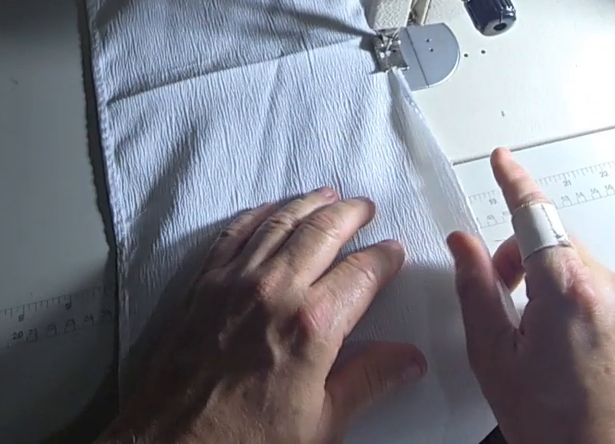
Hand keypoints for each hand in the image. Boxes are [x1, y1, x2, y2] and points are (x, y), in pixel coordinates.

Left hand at [102, 187, 425, 443]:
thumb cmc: (247, 443)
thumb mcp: (320, 424)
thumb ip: (367, 381)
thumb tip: (409, 359)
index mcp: (312, 325)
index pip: (361, 273)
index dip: (383, 259)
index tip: (393, 252)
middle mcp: (276, 288)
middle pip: (323, 231)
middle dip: (351, 214)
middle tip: (366, 207)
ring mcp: (236, 279)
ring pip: (282, 220)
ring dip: (310, 203)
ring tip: (329, 195)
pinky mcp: (205, 280)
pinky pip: (237, 230)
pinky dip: (260, 213)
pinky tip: (273, 208)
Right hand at [448, 149, 614, 443]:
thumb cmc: (558, 433)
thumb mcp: (495, 359)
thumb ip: (475, 289)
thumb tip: (463, 244)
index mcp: (569, 291)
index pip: (534, 214)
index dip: (513, 181)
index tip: (503, 160)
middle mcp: (610, 290)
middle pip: (554, 242)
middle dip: (521, 256)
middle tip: (502, 297)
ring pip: (579, 267)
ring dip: (551, 281)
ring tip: (537, 335)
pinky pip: (604, 292)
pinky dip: (579, 301)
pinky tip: (568, 347)